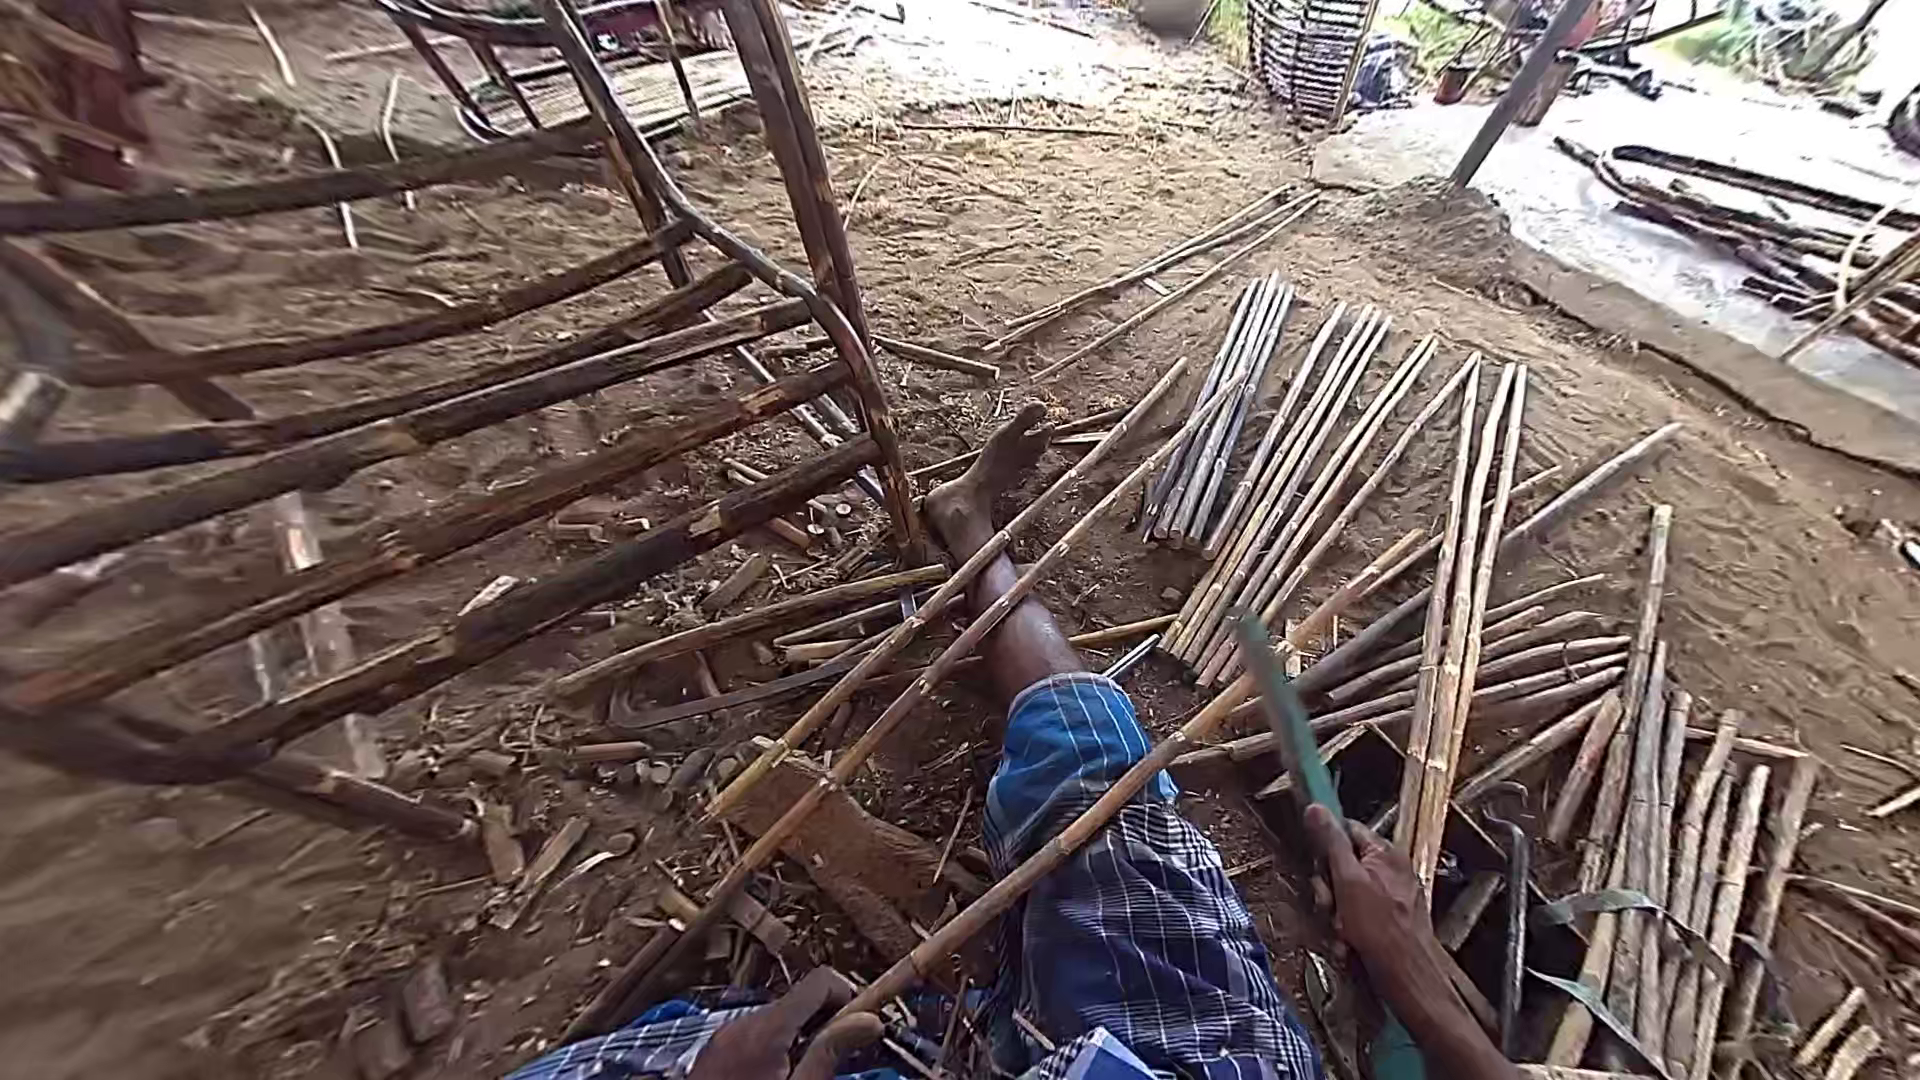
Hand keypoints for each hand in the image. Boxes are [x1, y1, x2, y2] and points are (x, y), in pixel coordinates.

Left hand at [688, 967, 883, 1079]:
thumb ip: (830, 1055)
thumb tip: (871, 1020)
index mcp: (767, 1029)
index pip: (819, 980)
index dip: (845, 994)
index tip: (857, 1024)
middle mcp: (743, 1022)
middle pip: (798, 999)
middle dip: (822, 1021)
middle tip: (833, 1060)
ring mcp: (724, 1036)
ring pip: (777, 1017)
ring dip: (797, 1036)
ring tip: (801, 1077)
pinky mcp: (713, 1053)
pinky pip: (754, 1033)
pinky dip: (773, 1046)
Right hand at [1303, 804, 1431, 980]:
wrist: (1410, 983)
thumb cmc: (1379, 928)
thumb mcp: (1347, 879)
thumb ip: (1330, 841)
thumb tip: (1315, 806)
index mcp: (1386, 852)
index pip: (1345, 828)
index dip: (1326, 844)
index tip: (1319, 865)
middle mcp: (1391, 869)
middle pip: (1343, 859)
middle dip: (1328, 883)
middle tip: (1329, 903)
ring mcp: (1393, 894)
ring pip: (1346, 886)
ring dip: (1335, 907)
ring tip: (1340, 926)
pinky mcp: (1390, 917)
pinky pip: (1358, 908)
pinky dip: (1348, 921)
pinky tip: (1348, 938)